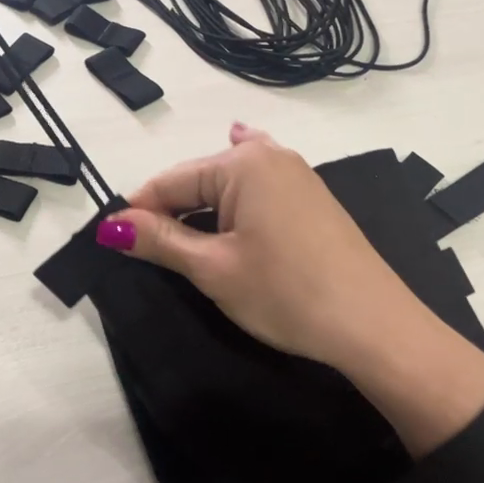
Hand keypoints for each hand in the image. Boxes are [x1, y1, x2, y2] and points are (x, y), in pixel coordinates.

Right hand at [101, 123, 483, 453]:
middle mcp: (271, 156)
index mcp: (243, 162)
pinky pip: (260, 189)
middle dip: (170, 212)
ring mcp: (298, 176)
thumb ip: (159, 240)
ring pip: (229, 188)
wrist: (373, 326)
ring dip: (202, 210)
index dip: (137, 212)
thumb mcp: (213, 268)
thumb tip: (110, 225)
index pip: (170, 181)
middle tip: (145, 253)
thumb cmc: (285, 293)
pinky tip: (236, 157)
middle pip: (199, 180)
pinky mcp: (313, 200)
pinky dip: (238, 191)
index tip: (112, 242)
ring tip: (179, 239)